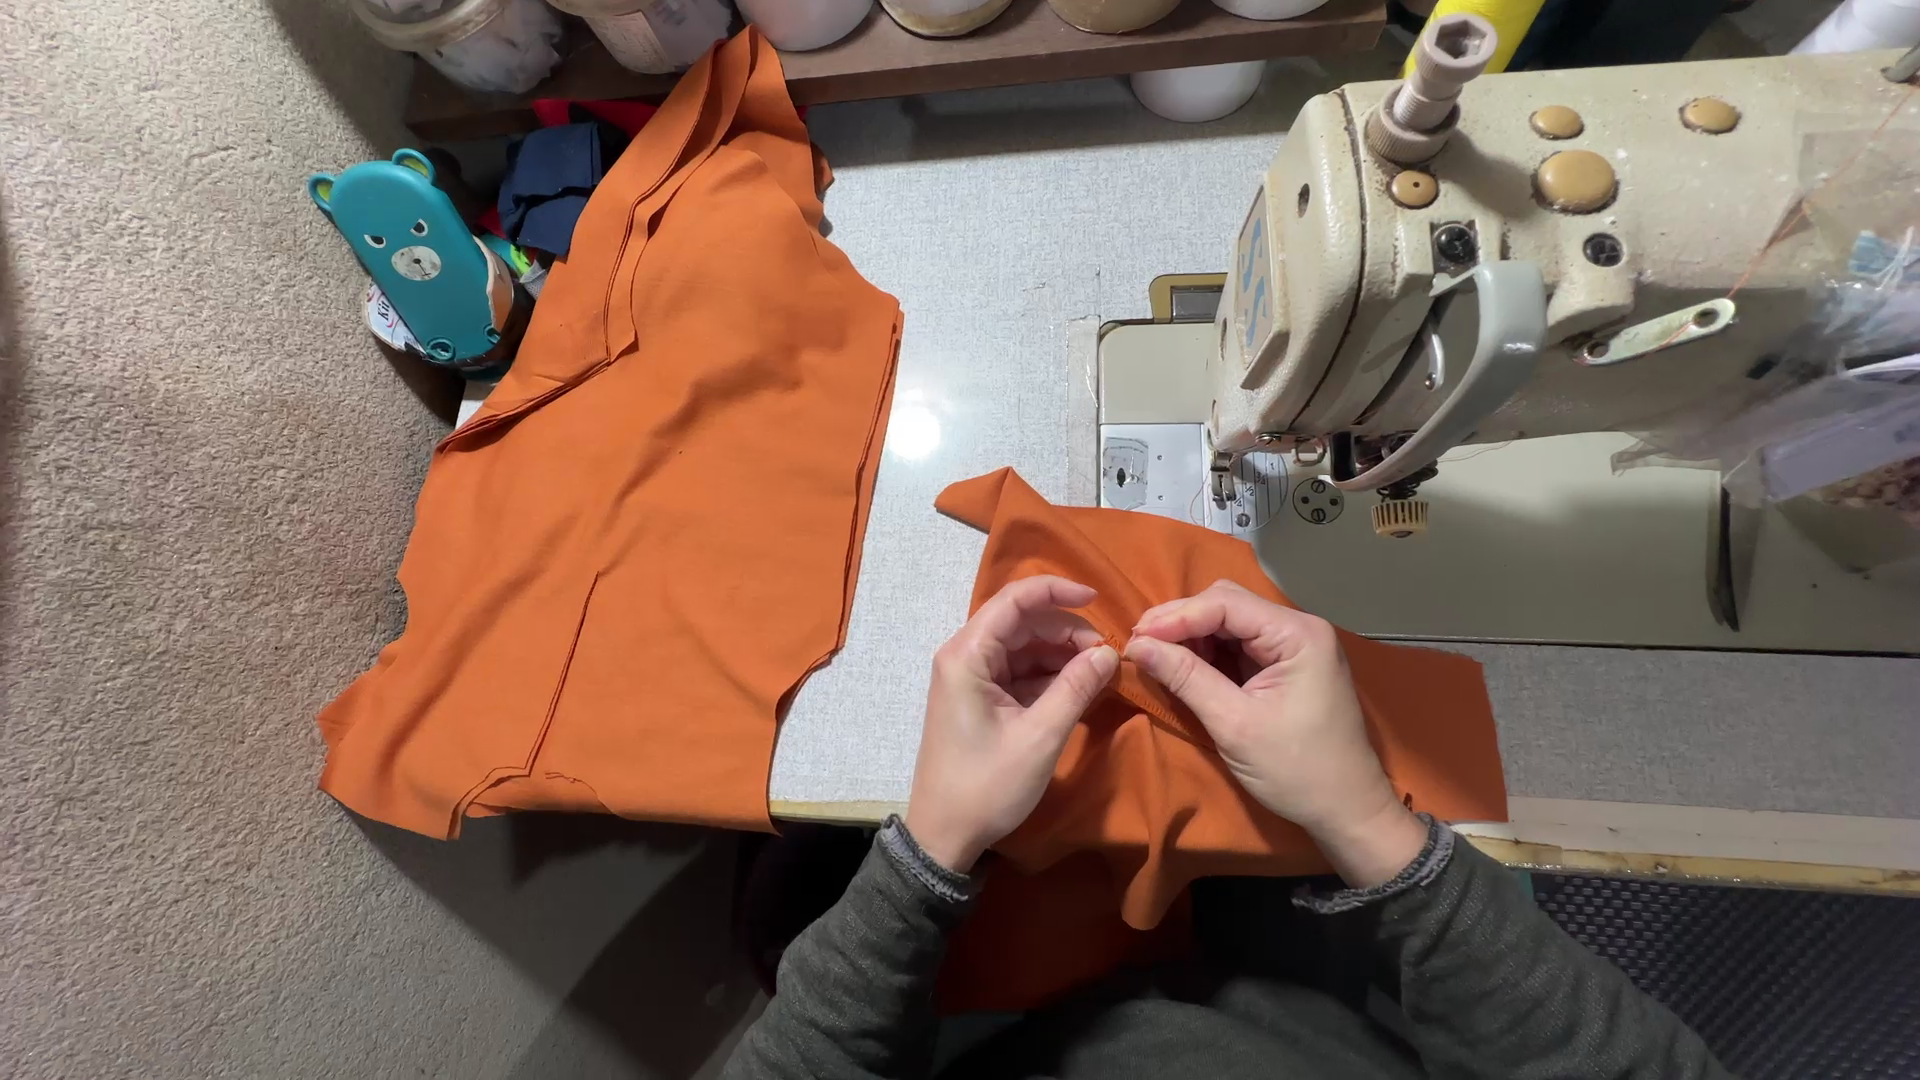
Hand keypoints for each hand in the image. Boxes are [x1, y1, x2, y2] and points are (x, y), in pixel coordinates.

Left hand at [906, 576, 1119, 873]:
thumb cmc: (986, 785)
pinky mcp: (981, 697)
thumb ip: (1075, 688)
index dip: (1057, 591)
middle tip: (1107, 655)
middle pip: (1022, 621)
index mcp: (967, 654)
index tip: (1098, 600)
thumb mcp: (1039, 737)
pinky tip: (1080, 688)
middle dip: (1066, 631)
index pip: (1015, 599)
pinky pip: (1020, 671)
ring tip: (1099, 673)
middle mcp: (965, 655)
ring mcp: (972, 676)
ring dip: (1061, 654)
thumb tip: (1109, 652)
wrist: (944, 836)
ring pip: (1024, 646)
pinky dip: (1050, 676)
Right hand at [1123, 580, 1424, 887]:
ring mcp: (1292, 645)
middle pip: (1225, 602)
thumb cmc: (1296, 770)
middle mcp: (1297, 627)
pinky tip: (1182, 665)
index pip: (1224, 603)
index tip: (1135, 638)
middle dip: (1179, 621)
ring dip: (1189, 635)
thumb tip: (1135, 646)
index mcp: (1297, 635)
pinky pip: (1235, 642)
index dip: (1175, 617)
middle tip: (1140, 645)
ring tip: (1155, 655)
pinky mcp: (1283, 664)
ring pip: (1227, 619)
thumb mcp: (1233, 724)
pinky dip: (1205, 650)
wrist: (1347, 812)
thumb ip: (1185, 677)